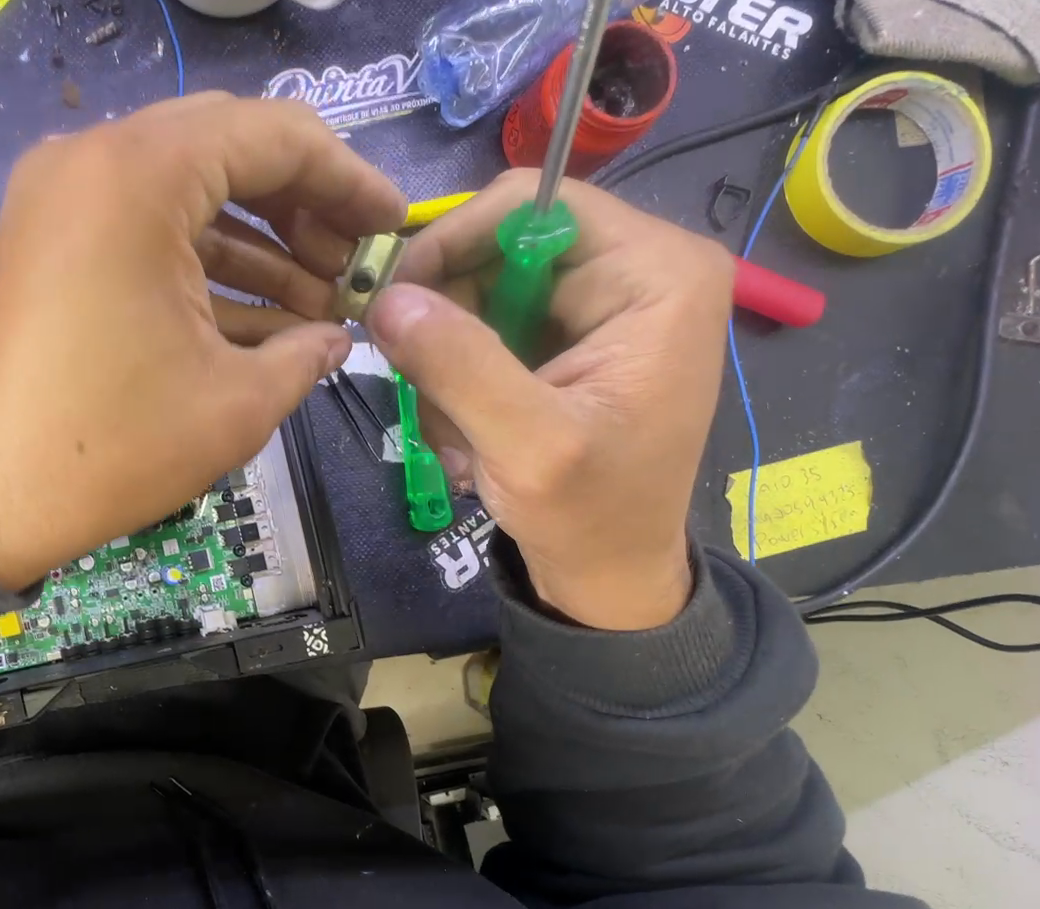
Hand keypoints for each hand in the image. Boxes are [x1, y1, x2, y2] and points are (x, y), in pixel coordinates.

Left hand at [0, 93, 406, 590]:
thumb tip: (339, 336)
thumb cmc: (112, 450)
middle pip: (226, 155)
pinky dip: (196, 267)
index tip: (393, 226)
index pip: (275, 137)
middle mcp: (89, 161)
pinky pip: (138, 233)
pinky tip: (256, 318)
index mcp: (138, 174)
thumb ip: (308, 352)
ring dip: (255, 246)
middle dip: (302, 211)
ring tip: (318, 307)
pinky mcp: (42, 244)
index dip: (349, 180)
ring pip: (182, 197)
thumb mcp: (236, 403)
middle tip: (352, 268)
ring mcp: (55, 200)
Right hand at [368, 170, 735, 629]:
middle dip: (445, 323)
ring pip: (474, 295)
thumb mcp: (526, 444)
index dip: (452, 241)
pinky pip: (477, 333)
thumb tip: (385, 297)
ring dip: (443, 365)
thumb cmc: (590, 513)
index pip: (531, 205)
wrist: (608, 571)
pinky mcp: (560, 341)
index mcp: (654, 274)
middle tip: (423, 393)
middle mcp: (629, 272)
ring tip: (457, 434)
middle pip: (496, 248)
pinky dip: (453, 383)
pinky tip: (467, 435)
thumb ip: (460, 364)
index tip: (391, 302)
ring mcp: (591, 308)